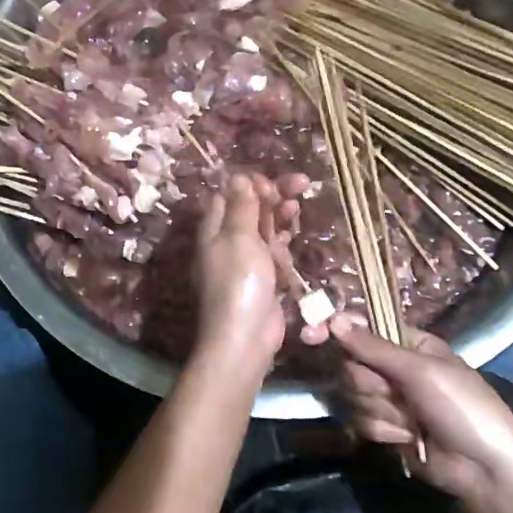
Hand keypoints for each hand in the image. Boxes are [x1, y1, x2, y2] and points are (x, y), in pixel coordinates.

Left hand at [194, 174, 300, 374]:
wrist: (244, 335)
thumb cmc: (239, 281)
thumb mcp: (239, 238)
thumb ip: (241, 208)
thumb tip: (237, 177)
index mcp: (212, 230)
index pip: (227, 196)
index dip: (248, 184)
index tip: (270, 180)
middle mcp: (225, 243)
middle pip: (248, 211)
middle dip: (272, 196)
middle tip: (301, 184)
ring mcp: (244, 262)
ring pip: (263, 231)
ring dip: (279, 217)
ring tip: (297, 206)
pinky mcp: (262, 279)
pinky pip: (272, 254)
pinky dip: (281, 244)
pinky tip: (291, 238)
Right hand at [329, 316, 512, 504]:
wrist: (484, 471)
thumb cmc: (464, 409)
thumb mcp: (422, 371)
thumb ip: (374, 347)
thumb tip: (333, 319)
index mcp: (411, 345)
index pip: (363, 328)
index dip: (336, 329)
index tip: (312, 334)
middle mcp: (396, 368)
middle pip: (351, 363)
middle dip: (369, 383)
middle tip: (394, 392)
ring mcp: (389, 399)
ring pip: (352, 394)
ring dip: (380, 410)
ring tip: (411, 422)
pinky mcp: (383, 427)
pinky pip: (359, 420)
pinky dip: (383, 430)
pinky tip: (408, 439)